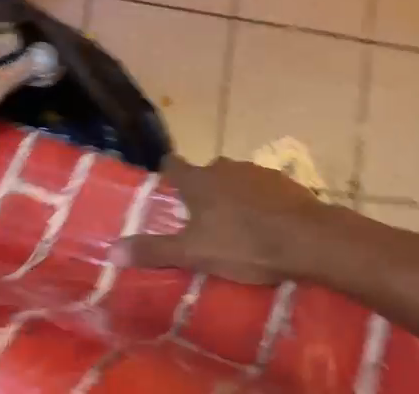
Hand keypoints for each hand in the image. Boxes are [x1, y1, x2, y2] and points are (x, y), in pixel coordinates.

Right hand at [111, 156, 349, 283]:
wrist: (307, 238)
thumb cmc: (243, 243)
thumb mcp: (193, 253)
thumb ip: (154, 250)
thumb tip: (112, 250)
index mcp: (197, 181)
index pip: (172, 165)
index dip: (169, 176)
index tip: (169, 193)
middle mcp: (221, 167)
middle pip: (205, 174)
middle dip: (204, 192)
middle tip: (205, 222)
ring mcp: (254, 171)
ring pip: (234, 181)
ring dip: (233, 197)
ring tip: (239, 228)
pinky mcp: (282, 182)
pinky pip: (263, 190)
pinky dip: (261, 204)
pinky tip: (269, 227)